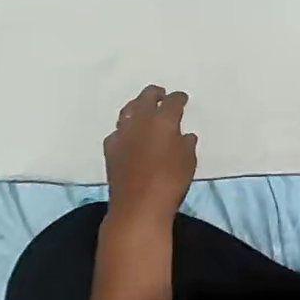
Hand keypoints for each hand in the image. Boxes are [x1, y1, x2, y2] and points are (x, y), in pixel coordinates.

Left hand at [104, 85, 197, 227]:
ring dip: (137, 106)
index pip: (173, 101)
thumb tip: (184, 136)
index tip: (182, 98)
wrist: (138, 206)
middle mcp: (141, 121)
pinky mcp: (110, 148)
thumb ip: (187, 144)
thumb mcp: (189, 162)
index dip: (179, 98)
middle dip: (155, 94)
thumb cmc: (170, 182)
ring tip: (143, 108)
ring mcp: (122, 133)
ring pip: (128, 110)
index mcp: (164, 121)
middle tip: (161, 95)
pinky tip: (128, 135)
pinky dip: (125, 129)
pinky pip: (117, 131)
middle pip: (146, 97)